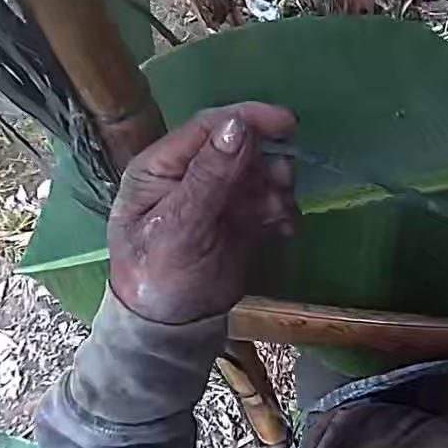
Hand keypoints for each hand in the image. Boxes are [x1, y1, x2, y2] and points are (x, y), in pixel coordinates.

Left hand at [108, 103, 298, 324]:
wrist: (171, 328)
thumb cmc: (159, 276)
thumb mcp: (180, 226)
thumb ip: (209, 176)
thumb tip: (238, 123)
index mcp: (162, 165)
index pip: (208, 127)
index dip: (248, 119)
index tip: (288, 124)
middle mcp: (191, 173)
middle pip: (240, 145)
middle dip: (267, 161)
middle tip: (283, 185)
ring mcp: (217, 194)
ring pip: (259, 171)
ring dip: (278, 187)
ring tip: (279, 215)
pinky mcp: (239, 216)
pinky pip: (269, 199)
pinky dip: (281, 210)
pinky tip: (283, 230)